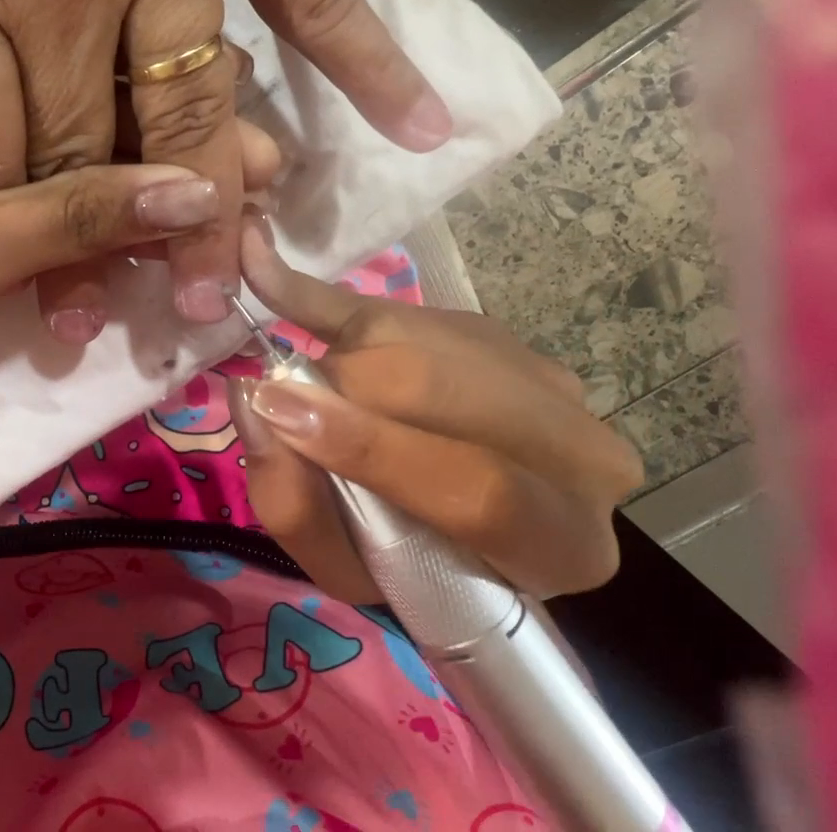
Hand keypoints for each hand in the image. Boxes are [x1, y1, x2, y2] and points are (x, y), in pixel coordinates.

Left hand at [0, 46, 277, 455]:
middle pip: (82, 115)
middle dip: (174, 151)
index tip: (248, 143)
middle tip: (268, 177)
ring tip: (246, 213)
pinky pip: (59, 214)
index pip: (66, 67)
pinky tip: (179, 241)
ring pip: (79, 168)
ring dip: (155, 194)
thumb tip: (203, 187)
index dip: (162, 105)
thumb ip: (75, 213)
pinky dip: (114, 232)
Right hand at [228, 218, 641, 600]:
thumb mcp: (351, 572)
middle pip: (444, 390)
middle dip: (344, 385)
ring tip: (298, 379)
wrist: (463, 522)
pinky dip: (318, 291)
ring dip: (341, 353)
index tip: (280, 412)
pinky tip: (260, 263)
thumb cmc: (409, 565)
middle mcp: (580, 452)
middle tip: (276, 394)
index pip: (479, 489)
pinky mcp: (495, 332)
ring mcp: (543, 378)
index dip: (372, 448)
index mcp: (560, 542)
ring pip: (422, 338)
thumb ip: (300, 510)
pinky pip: (397, 306)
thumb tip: (256, 410)